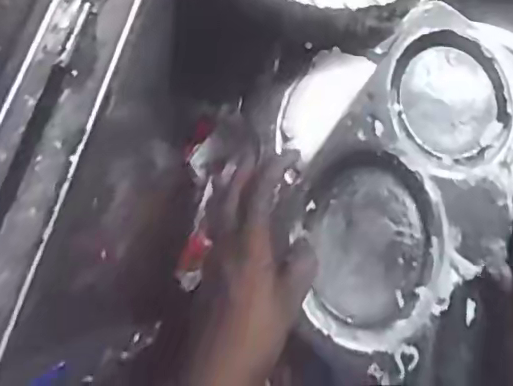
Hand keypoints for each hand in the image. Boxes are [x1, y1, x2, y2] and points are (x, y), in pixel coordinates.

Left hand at [181, 152, 316, 385]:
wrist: (213, 368)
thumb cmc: (254, 334)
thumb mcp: (288, 305)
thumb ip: (299, 269)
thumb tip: (306, 242)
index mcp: (250, 243)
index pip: (260, 193)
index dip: (274, 168)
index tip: (291, 154)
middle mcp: (227, 240)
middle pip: (231, 191)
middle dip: (245, 166)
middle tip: (258, 150)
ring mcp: (212, 253)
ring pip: (219, 205)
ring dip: (230, 182)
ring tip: (239, 168)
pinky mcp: (206, 268)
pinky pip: (215, 222)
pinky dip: (224, 205)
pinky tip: (230, 212)